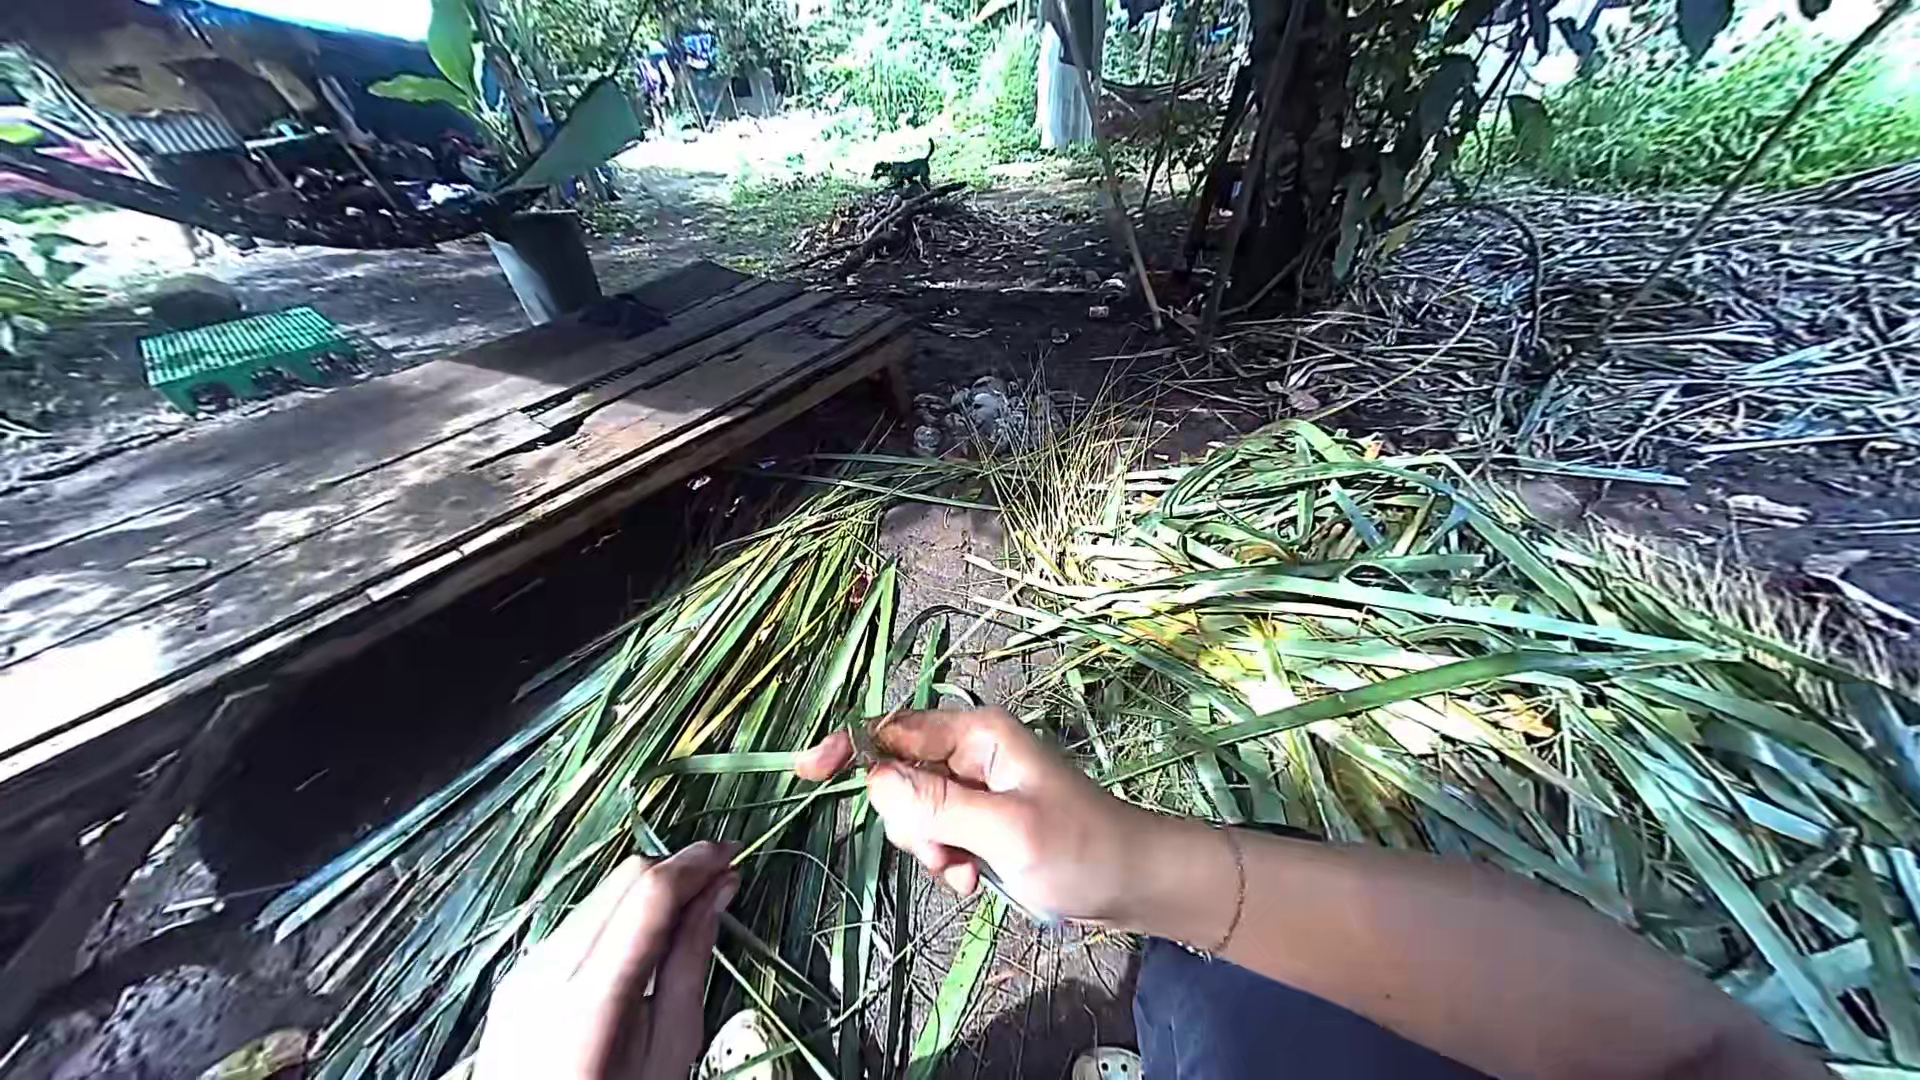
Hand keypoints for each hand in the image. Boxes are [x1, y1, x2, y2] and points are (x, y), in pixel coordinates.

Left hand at [475, 843, 738, 1079]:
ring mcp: (524, 972)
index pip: (650, 892)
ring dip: (653, 886)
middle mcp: (547, 972)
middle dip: (679, 868)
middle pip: (626, 878)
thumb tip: (721, 886)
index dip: (697, 862)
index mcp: (589, 999)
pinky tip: (648, 933)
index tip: (735, 852)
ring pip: (604, 891)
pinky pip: (582, 916)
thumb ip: (692, 957)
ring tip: (689, 906)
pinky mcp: (516, 977)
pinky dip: (624, 909)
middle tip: (719, 879)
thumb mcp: (671, 1046)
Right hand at [796, 707, 1170, 923]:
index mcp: (977, 733)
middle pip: (898, 776)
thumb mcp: (1007, 829)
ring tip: (967, 868)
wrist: (1129, 882)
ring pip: (912, 811)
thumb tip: (874, 779)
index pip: (897, 729)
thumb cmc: (1079, 847)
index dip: (852, 746)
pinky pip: (933, 834)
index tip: (809, 770)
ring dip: (929, 847)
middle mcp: (969, 751)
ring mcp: (971, 785)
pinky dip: (943, 859)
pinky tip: (972, 877)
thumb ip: (939, 804)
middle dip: (911, 822)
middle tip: (947, 853)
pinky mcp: (975, 816)